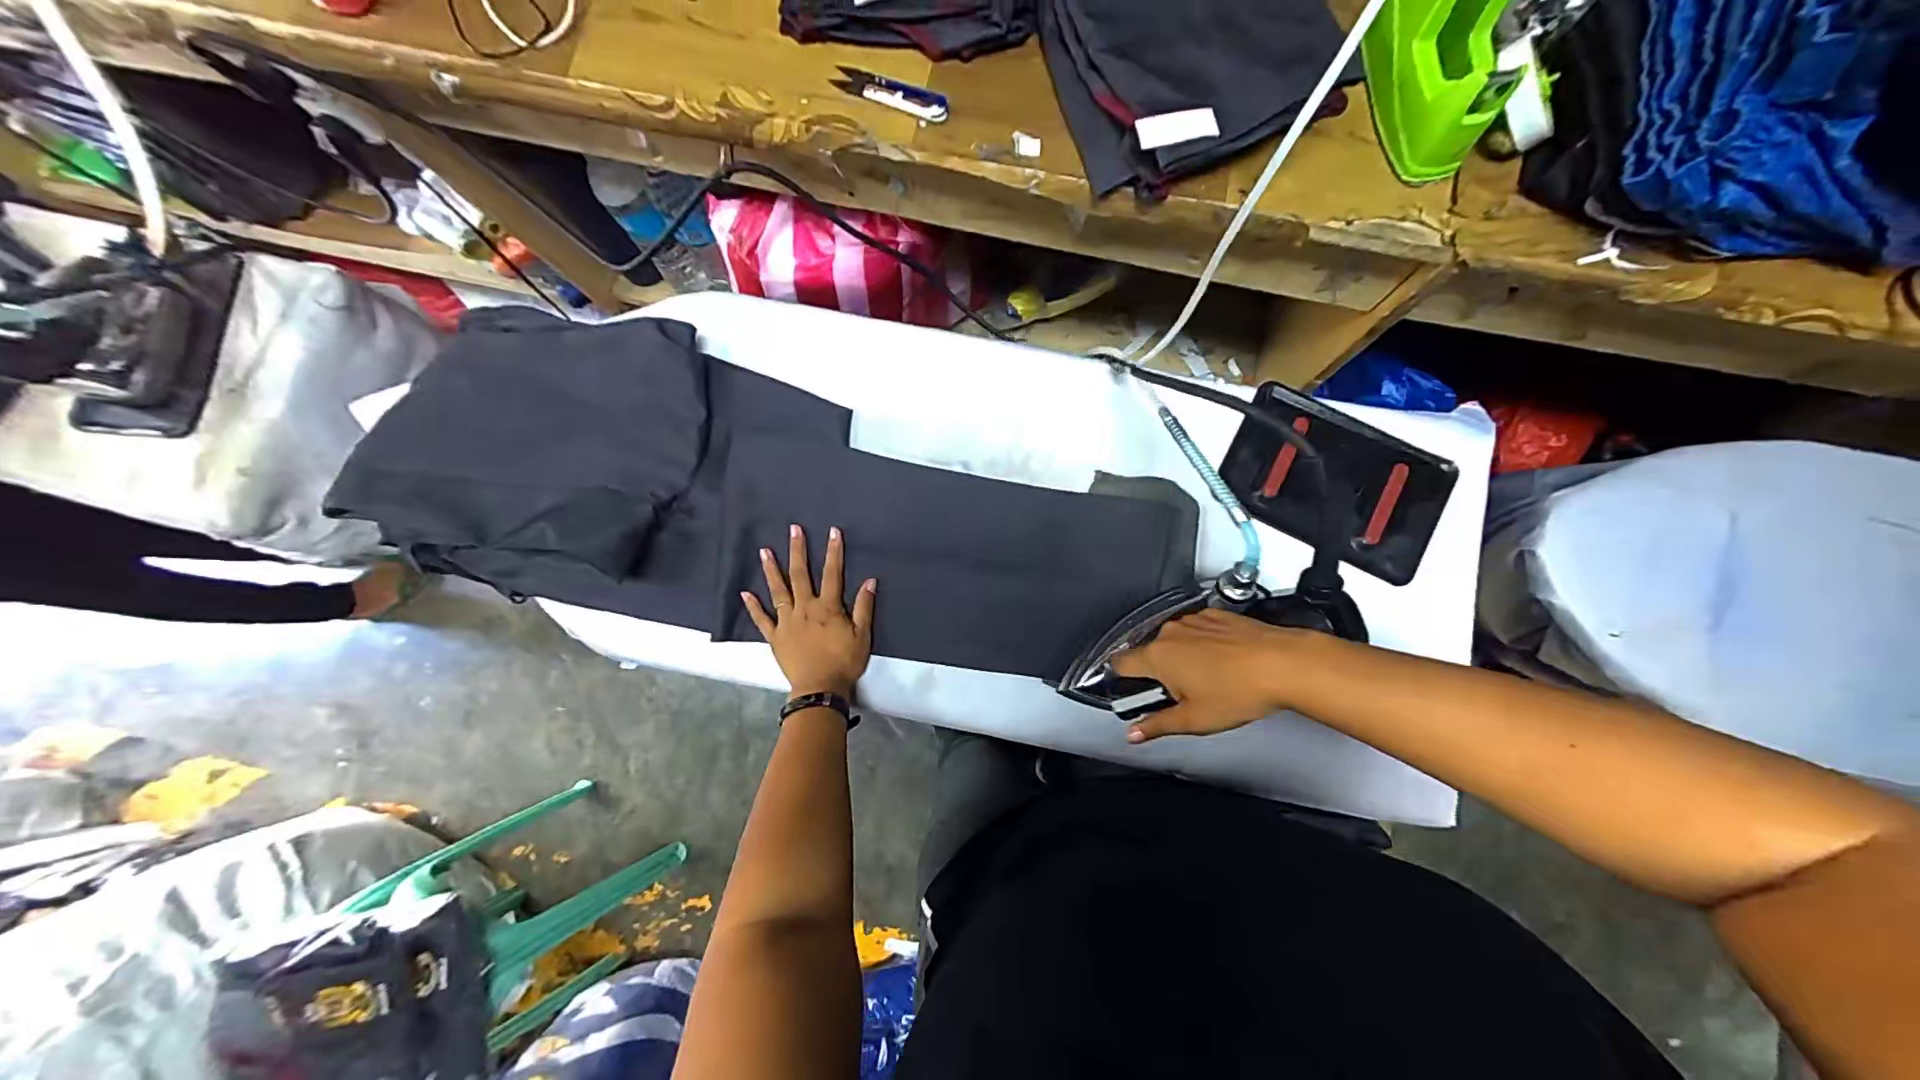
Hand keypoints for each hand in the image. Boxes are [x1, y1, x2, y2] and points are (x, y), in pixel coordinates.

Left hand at [742, 524, 875, 699]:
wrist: (820, 688)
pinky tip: (745, 593)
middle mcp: (805, 608)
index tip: (832, 532)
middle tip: (793, 530)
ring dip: (772, 570)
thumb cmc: (844, 662)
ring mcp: (787, 622)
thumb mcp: (863, 635)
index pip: (833, 573)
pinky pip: (762, 619)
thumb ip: (864, 607)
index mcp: (828, 607)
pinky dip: (753, 606)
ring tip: (764, 551)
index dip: (834, 551)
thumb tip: (869, 581)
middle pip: (800, 575)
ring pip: (778, 591)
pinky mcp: (775, 637)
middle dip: (798, 550)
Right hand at [1111, 608, 1321, 742]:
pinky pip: (1199, 631)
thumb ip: (1157, 725)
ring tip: (1208, 682)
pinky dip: (1204, 646)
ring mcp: (1195, 621)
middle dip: (1159, 674)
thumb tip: (1136, 732)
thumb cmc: (1244, 689)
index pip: (1120, 663)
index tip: (1133, 692)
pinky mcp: (1217, 616)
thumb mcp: (1194, 720)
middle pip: (1149, 653)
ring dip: (1183, 658)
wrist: (1285, 664)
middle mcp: (1171, 633)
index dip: (1122, 679)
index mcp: (1157, 656)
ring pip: (1175, 641)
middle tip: (1181, 697)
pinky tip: (1223, 665)